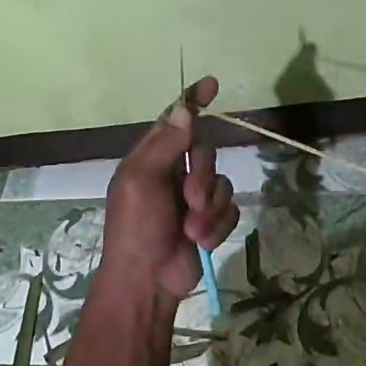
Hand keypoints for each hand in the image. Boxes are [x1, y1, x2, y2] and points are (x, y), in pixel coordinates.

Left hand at [101, 75, 239, 299]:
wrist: (148, 281)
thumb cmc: (136, 228)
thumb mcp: (143, 180)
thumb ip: (166, 144)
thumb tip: (184, 107)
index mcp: (151, 159)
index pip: (174, 121)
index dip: (193, 102)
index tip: (211, 84)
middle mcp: (173, 173)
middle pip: (206, 152)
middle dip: (203, 177)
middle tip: (191, 200)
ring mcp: (193, 198)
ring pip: (222, 183)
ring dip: (210, 209)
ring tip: (193, 232)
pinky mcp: (210, 221)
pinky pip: (230, 209)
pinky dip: (217, 225)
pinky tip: (201, 241)